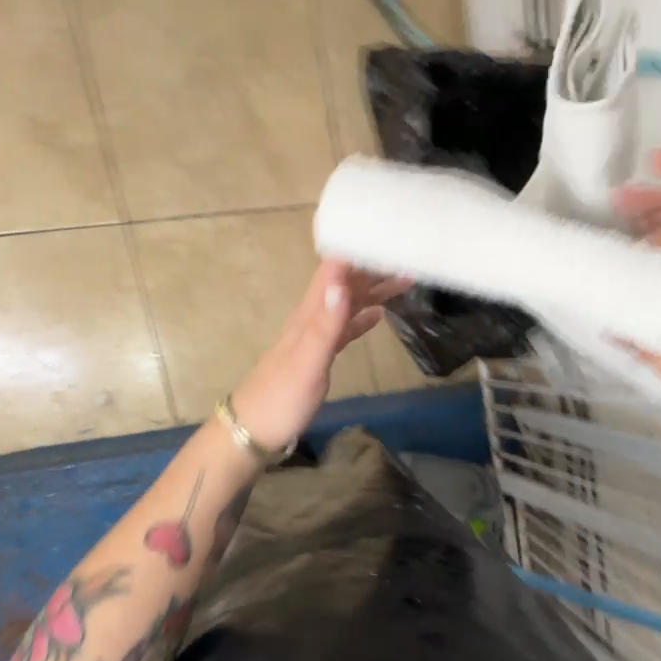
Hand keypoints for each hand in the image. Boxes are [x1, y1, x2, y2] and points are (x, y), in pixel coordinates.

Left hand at [229, 259, 410, 448]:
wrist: (253, 431)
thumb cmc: (282, 400)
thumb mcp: (307, 363)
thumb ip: (326, 325)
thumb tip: (341, 281)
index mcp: (310, 315)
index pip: (334, 270)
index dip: (357, 247)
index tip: (385, 230)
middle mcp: (311, 319)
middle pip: (344, 283)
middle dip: (373, 266)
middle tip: (408, 254)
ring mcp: (314, 338)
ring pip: (347, 303)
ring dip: (372, 289)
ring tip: (402, 279)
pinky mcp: (318, 357)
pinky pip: (344, 328)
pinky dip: (361, 317)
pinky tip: (377, 315)